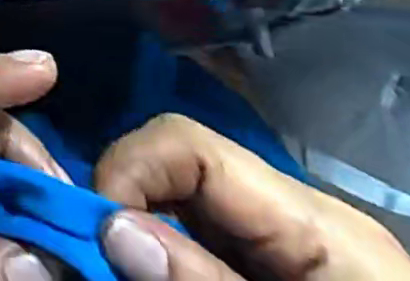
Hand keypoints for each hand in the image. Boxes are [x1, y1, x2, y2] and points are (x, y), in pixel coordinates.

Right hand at [94, 114, 409, 280]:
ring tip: (115, 268)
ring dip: (135, 230)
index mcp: (314, 222)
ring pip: (176, 201)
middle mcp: (293, 215)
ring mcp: (283, 243)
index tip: (95, 227)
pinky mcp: (270, 267)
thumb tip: (111, 225)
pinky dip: (163, 253)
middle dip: (124, 201)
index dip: (127, 167)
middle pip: (174, 167)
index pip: (185, 142)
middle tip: (94, 255)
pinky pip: (195, 235)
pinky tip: (151, 275)